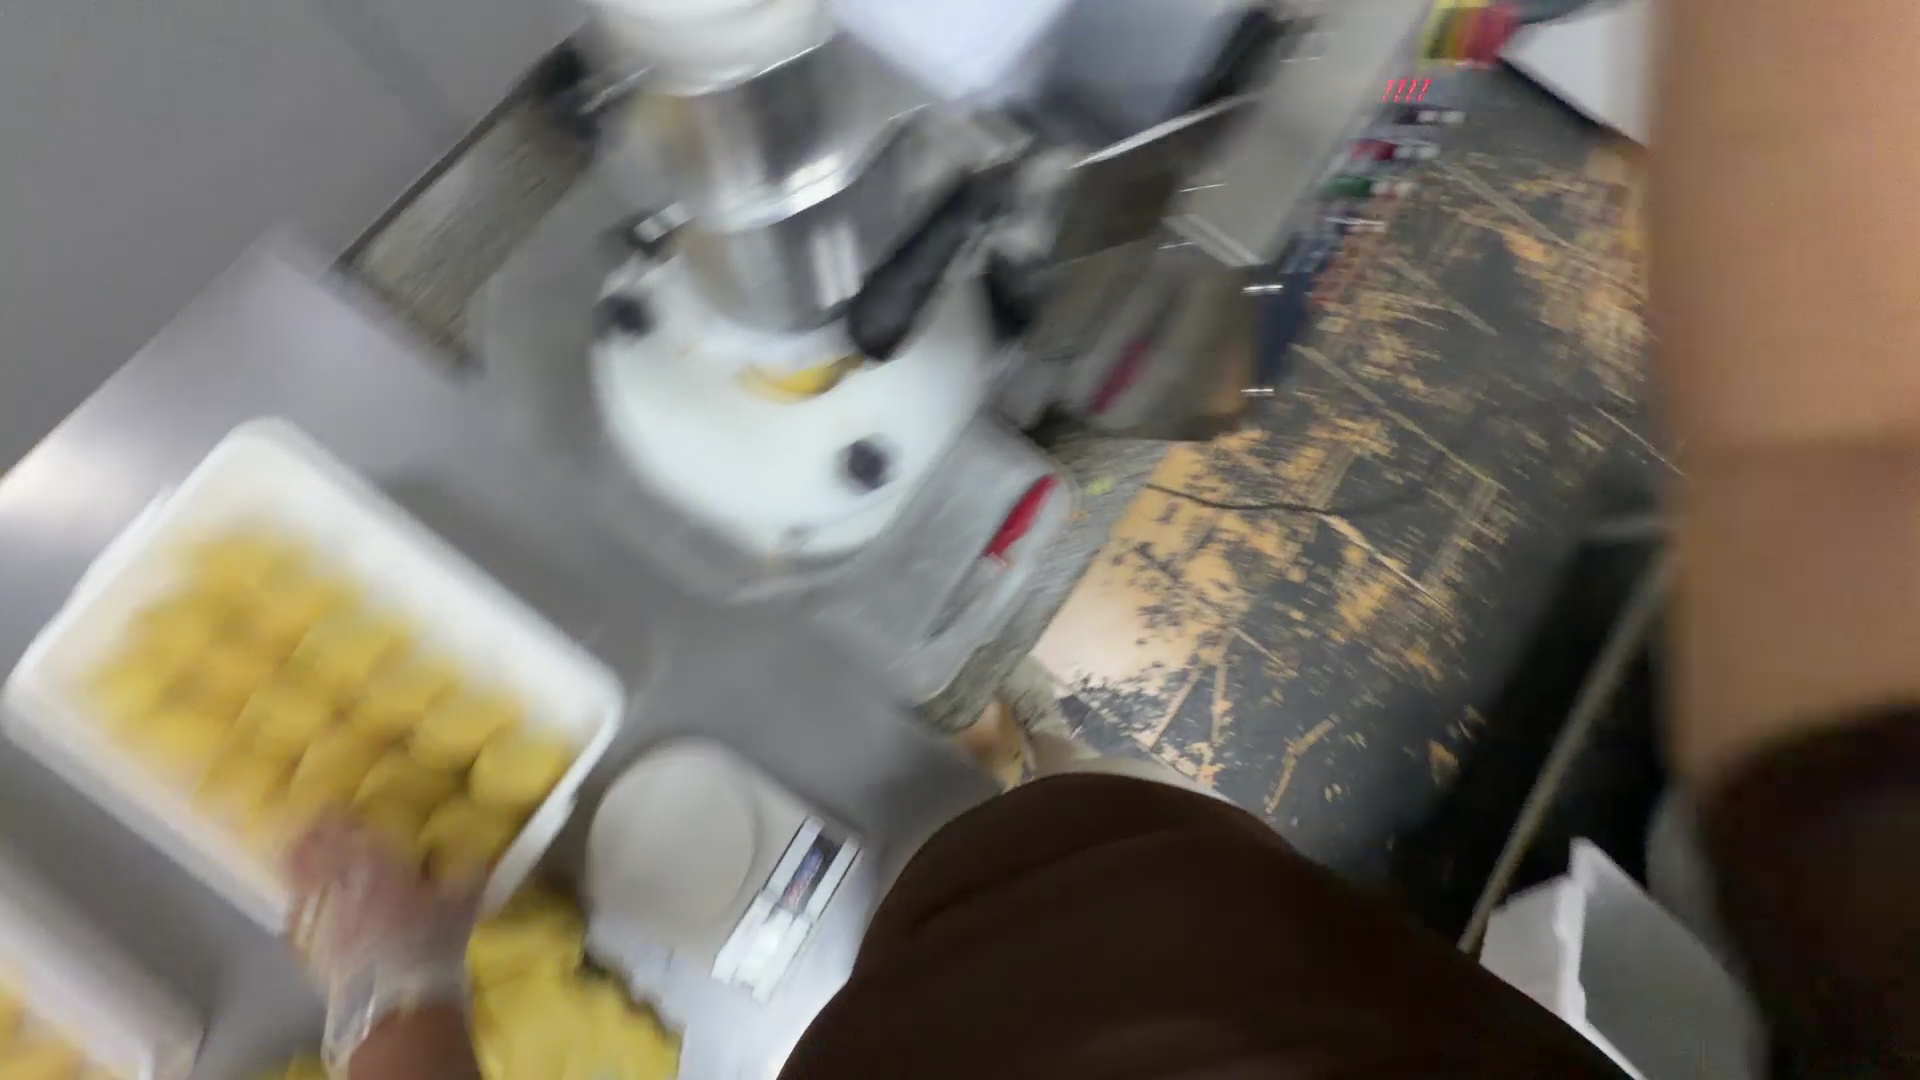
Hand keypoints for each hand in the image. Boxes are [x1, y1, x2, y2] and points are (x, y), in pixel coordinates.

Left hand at [286, 817, 477, 993]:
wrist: (397, 997)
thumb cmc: (433, 941)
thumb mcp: (463, 899)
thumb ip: (467, 871)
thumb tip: (480, 853)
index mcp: (383, 868)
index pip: (354, 836)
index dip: (341, 819)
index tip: (334, 804)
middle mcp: (346, 888)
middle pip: (320, 855)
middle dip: (313, 836)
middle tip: (308, 820)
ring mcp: (323, 919)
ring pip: (303, 882)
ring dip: (297, 863)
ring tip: (293, 847)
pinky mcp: (309, 949)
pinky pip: (295, 918)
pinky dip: (295, 903)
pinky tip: (295, 900)